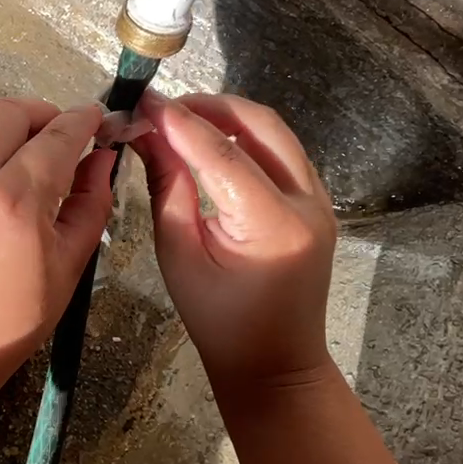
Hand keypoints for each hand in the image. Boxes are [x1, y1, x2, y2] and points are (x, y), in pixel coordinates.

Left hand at [0, 98, 115, 394]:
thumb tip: (102, 157)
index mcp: (15, 201)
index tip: (92, 117)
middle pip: (7, 112)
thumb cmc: (3, 323)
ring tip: (3, 137)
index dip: (81, 122)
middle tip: (49, 134)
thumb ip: (90, 207)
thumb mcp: (65, 271)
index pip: (57, 138)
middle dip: (38, 115)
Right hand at [129, 92, 337, 397]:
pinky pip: (281, 152)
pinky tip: (212, 143)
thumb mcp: (178, 251)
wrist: (274, 363)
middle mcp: (308, 203)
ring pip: (275, 133)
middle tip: (163, 109)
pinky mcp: (317, 203)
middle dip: (209, 106)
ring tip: (182, 121)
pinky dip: (246, 137)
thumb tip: (145, 133)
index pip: (220, 153)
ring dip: (228, 118)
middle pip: (260, 125)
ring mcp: (320, 201)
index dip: (178, 121)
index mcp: (272, 223)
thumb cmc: (217, 320)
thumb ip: (166, 184)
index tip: (142, 100)